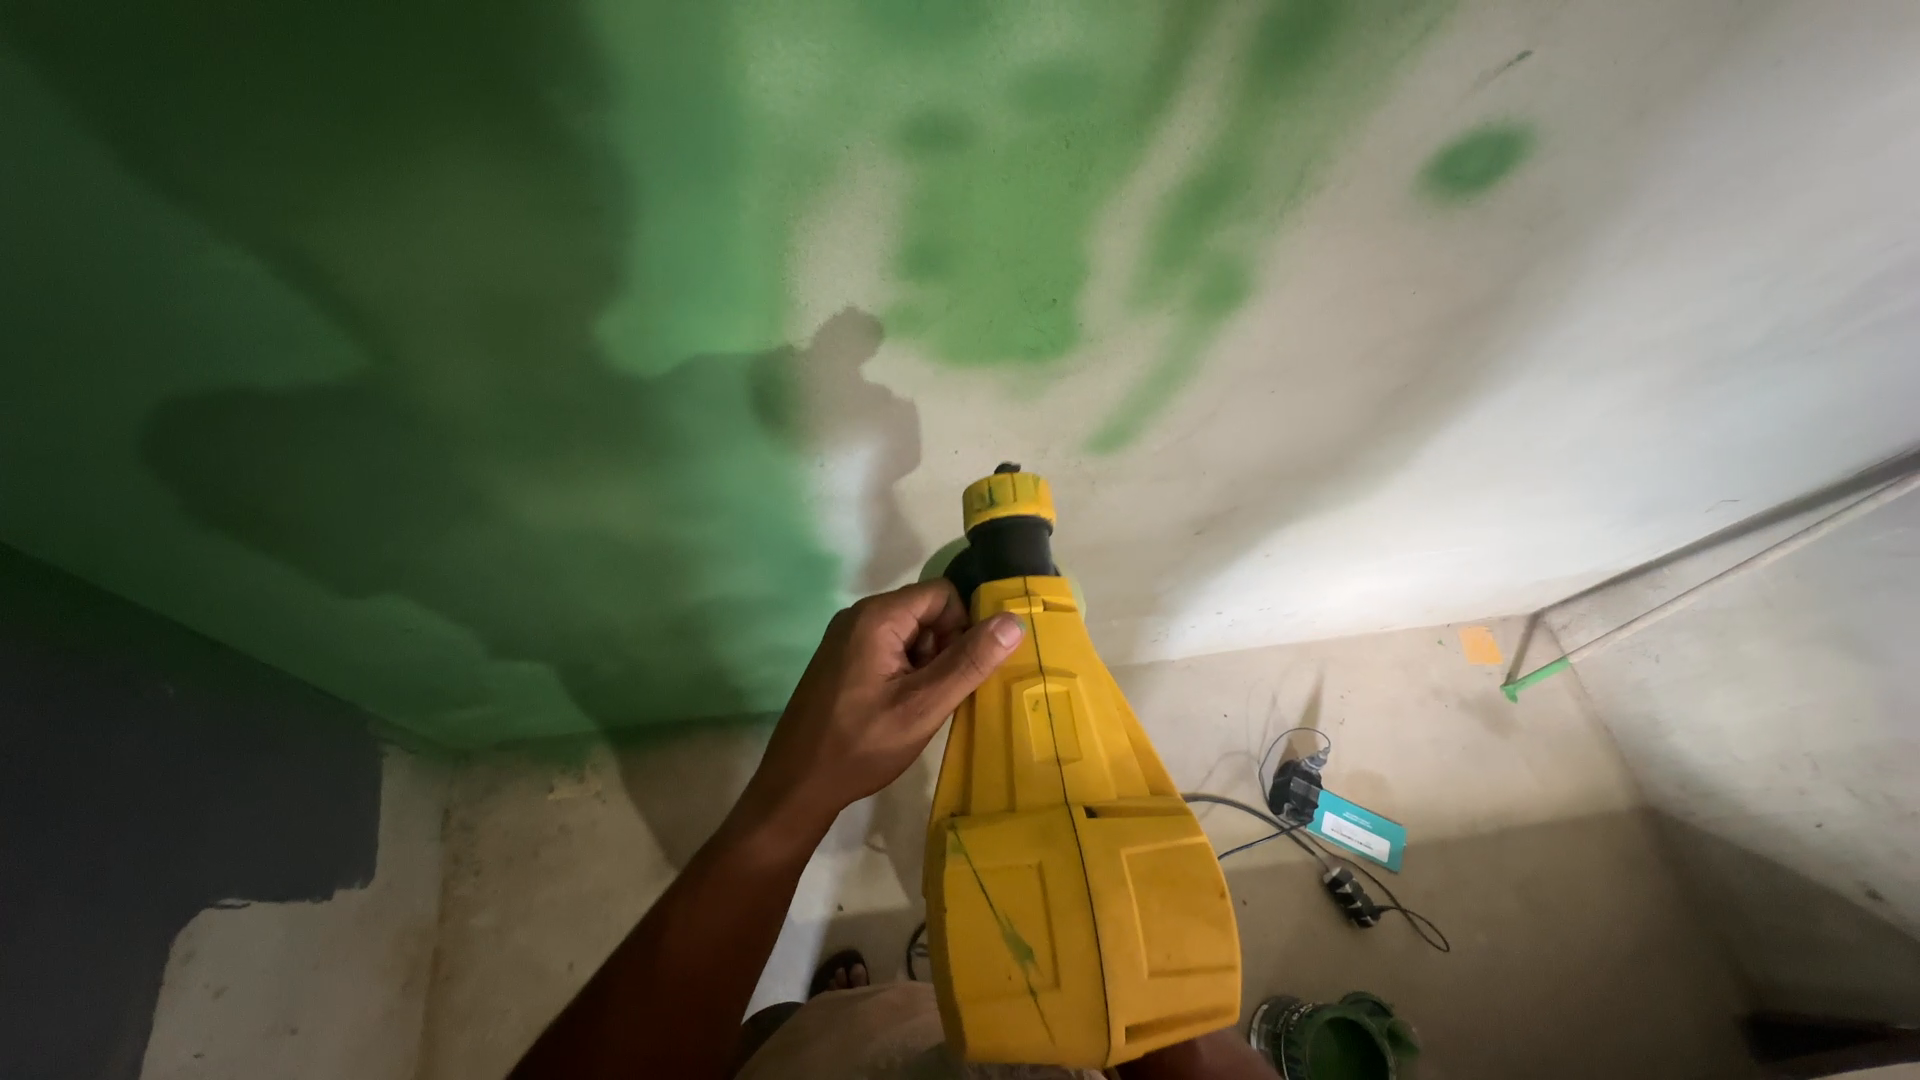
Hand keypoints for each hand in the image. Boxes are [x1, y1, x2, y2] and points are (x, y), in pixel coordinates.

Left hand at [740, 579, 1023, 834]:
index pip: (943, 593)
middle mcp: (859, 616)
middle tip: (935, 696)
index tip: (956, 672)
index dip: (962, 627)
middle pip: (926, 611)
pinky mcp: (842, 660)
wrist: (797, 784)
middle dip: (944, 648)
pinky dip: (905, 673)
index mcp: (877, 616)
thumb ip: (970, 661)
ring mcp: (846, 638)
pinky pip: (889, 649)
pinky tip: (898, 710)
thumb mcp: (925, 705)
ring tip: (916, 707)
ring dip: (926, 664)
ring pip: (910, 633)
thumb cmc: (862, 744)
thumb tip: (1013, 620)